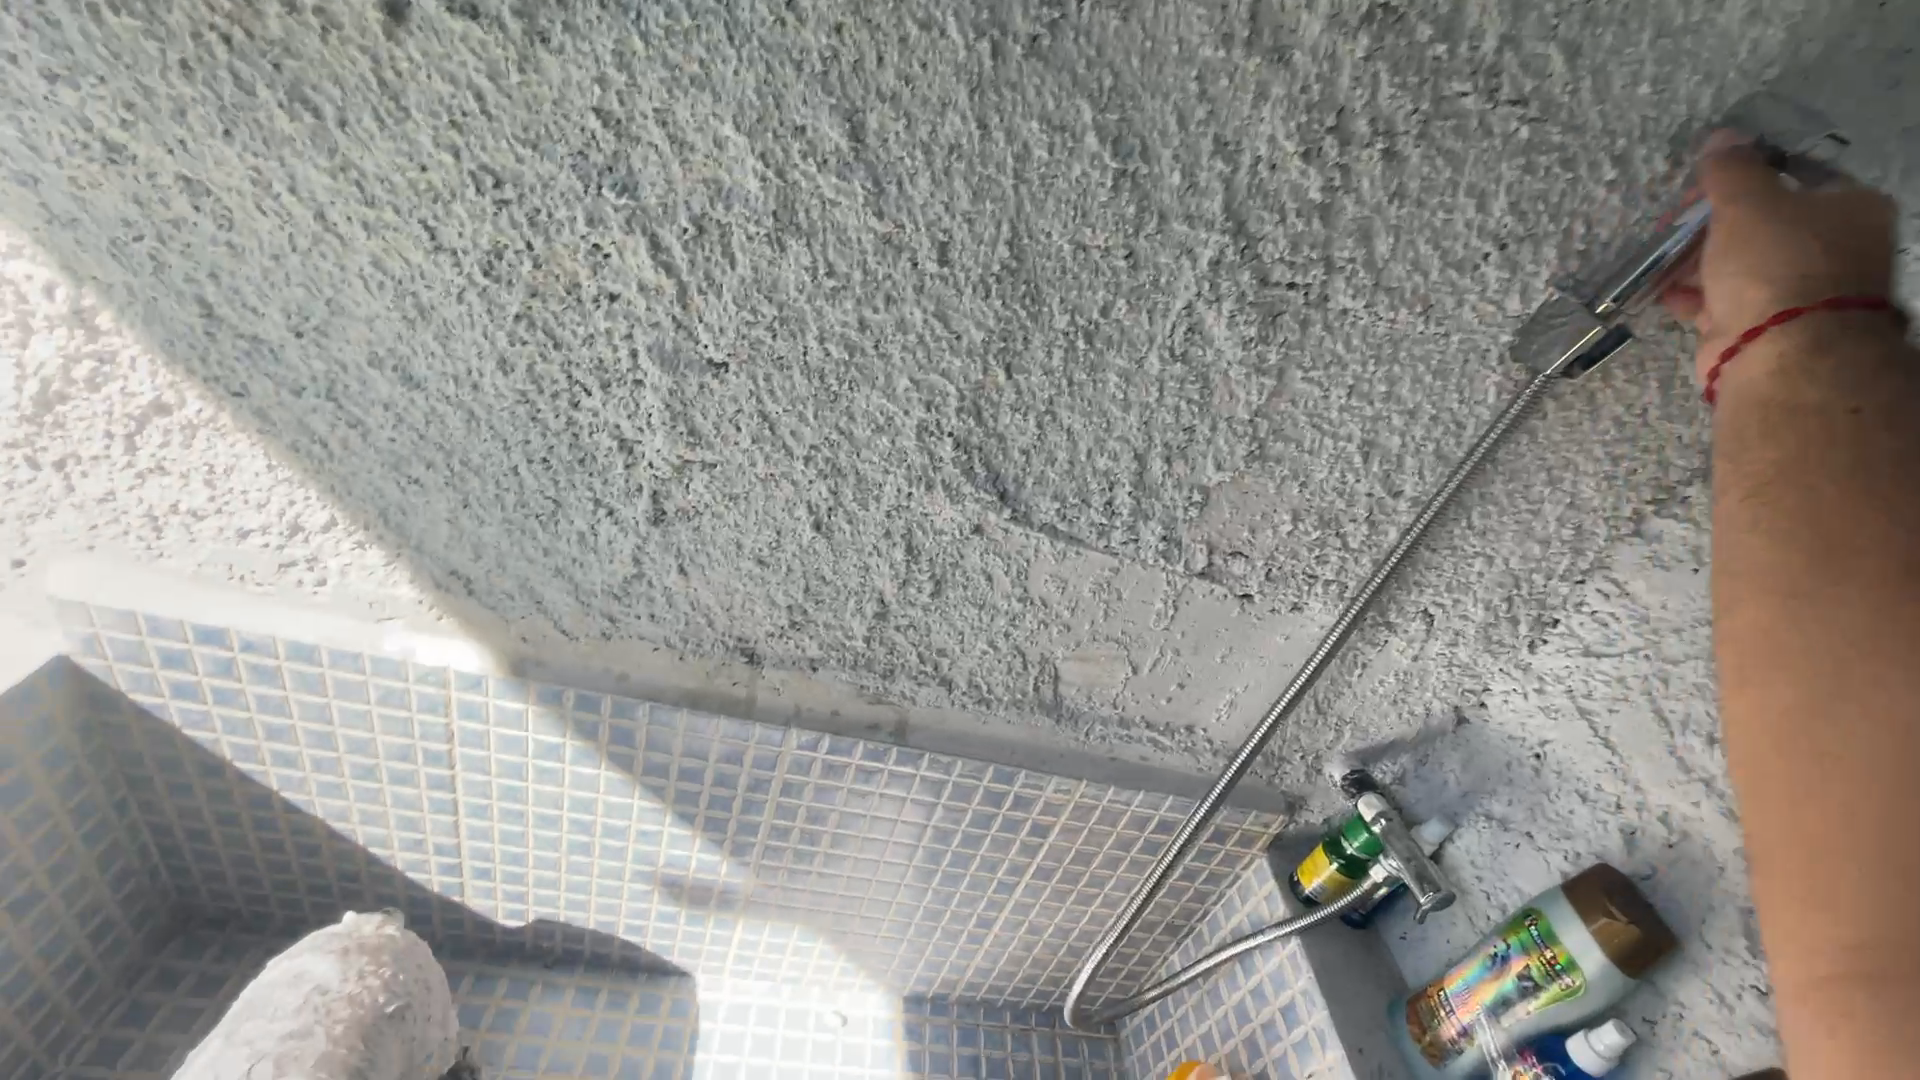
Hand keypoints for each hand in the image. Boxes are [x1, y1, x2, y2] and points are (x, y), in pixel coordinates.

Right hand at [1660, 131, 1899, 385]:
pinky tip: (1665, 293)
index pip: (1791, 177)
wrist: (1779, 347)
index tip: (1695, 191)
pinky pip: (1719, 298)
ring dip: (1690, 262)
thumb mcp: (1749, 203)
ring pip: (1733, 262)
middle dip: (1705, 226)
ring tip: (1657, 265)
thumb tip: (1720, 136)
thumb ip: (1731, 170)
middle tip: (1667, 230)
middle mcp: (1831, 244)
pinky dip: (1690, 294)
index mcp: (1848, 205)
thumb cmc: (1775, 263)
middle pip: (1757, 223)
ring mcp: (1794, 286)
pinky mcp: (1758, 321)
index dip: (1739, 179)